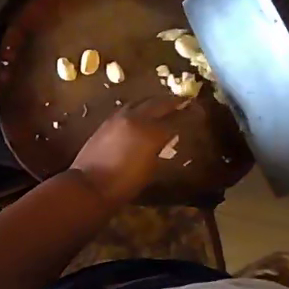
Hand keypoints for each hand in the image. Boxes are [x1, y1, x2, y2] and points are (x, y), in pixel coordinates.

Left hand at [70, 97, 190, 208]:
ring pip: (142, 102)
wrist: (89, 186)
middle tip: (184, 102)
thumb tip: (168, 139)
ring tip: (164, 105)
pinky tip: (142, 113)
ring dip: (155, 102)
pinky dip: (139, 108)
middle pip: (159, 103)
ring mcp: (119, 118)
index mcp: (152, 132)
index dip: (190, 114)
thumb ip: (161, 148)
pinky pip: (128, 108)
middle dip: (173, 102)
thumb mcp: (150, 168)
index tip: (198, 111)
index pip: (177, 118)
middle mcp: (137, 118)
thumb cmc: (124, 184)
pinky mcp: (107, 122)